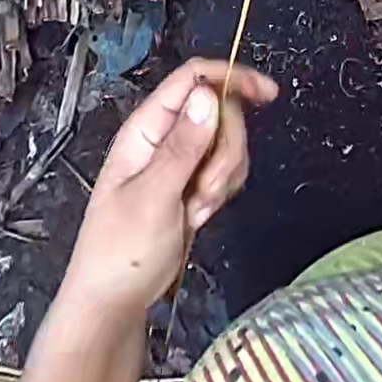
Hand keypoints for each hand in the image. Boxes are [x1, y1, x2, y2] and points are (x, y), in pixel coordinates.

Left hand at [58, 58, 278, 316]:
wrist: (115, 303)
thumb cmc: (119, 252)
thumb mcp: (151, 198)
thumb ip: (183, 146)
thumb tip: (209, 95)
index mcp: (147, 127)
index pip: (193, 79)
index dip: (231, 78)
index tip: (266, 94)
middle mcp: (167, 134)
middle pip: (220, 110)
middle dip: (226, 150)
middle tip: (205, 189)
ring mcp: (183, 158)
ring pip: (229, 141)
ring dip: (223, 176)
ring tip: (195, 208)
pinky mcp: (195, 180)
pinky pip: (228, 168)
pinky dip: (223, 190)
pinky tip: (199, 213)